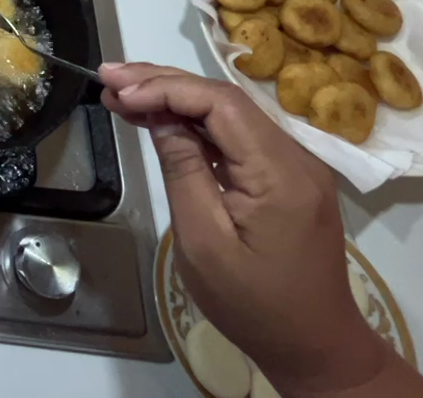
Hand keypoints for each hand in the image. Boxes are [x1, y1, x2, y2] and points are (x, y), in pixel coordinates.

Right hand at [101, 64, 422, 397]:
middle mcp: (295, 155)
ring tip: (119, 89)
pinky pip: (233, 130)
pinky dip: (190, 116)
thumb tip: (159, 117)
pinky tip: (154, 114)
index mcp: (280, 172)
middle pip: (222, 97)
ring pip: (226, 108)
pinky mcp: (283, 172)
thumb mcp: (203, 240)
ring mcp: (293, 162)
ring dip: (171, 94)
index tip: (119, 94)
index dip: (165, 89)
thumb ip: (182, 169)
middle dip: (161, 82)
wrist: (314, 347)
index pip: (220, 103)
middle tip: (107, 76)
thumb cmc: (252, 303)